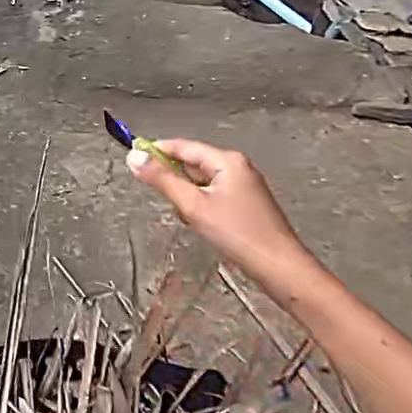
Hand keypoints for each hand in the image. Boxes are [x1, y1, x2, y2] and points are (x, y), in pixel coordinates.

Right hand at [126, 139, 313, 276]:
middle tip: (162, 197)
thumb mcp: (192, 205)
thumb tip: (133, 157)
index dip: (156, 150)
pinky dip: (199, 203)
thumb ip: (161, 180)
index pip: (183, 146)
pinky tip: (200, 222)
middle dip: (173, 177)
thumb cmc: (236, 233)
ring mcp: (244, 185)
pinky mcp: (246, 203)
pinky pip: (212, 193)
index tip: (133, 159)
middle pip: (192, 162)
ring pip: (201, 181)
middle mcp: (237, 167)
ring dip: (186, 194)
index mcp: (226, 160)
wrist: (278, 266)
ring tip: (186, 215)